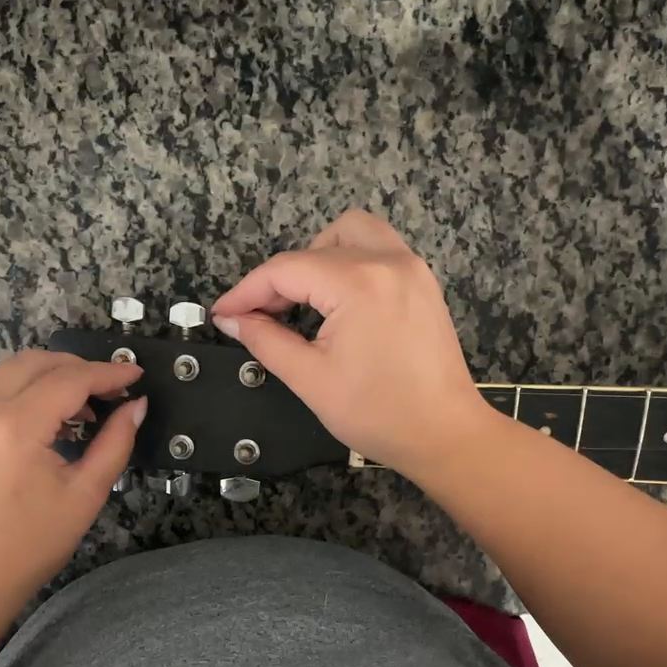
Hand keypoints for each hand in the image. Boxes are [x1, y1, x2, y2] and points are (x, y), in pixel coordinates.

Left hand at [0, 350, 146, 604]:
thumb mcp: (85, 494)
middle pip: (37, 363)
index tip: (136, 375)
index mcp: (16, 427)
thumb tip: (135, 406)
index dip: (108, 373)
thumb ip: (115, 443)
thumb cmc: (32, 543)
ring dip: (50, 374)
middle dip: (80, 368)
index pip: (69, 380)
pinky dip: (25, 387)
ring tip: (84, 404)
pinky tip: (51, 415)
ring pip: (12, 370)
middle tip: (113, 390)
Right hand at [211, 209, 490, 478]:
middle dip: (280, 276)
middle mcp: (388, 262)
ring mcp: (411, 268)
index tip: (222, 314)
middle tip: (263, 315)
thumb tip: (231, 319)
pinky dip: (348, 263)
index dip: (246, 291)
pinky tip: (336, 303)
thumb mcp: (309, 378)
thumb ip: (265, 340)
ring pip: (353, 233)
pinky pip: (378, 249)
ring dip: (318, 257)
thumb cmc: (377, 413)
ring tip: (302, 300)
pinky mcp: (422, 282)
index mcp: (358, 284)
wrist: (443, 433)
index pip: (285, 270)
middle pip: (316, 245)